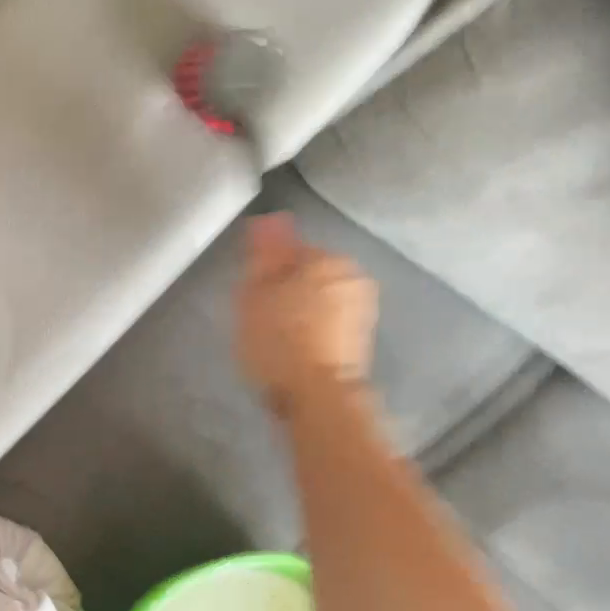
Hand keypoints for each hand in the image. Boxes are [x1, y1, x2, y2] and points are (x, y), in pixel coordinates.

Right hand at [237, 214, 378, 405]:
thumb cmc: (277, 340)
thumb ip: (263, 256)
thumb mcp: (254, 295)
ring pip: (318, 295)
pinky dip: (311, 326)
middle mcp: (350, 273)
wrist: (315, 391)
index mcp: (324, 259)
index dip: (264, 274)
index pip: (288, 251)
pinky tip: (294, 346)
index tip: (248, 298)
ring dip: (297, 308)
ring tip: (274, 335)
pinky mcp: (360, 332)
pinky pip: (327, 317)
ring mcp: (360, 304)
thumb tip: (267, 219)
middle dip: (284, 289)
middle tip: (257, 318)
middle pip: (306, 272)